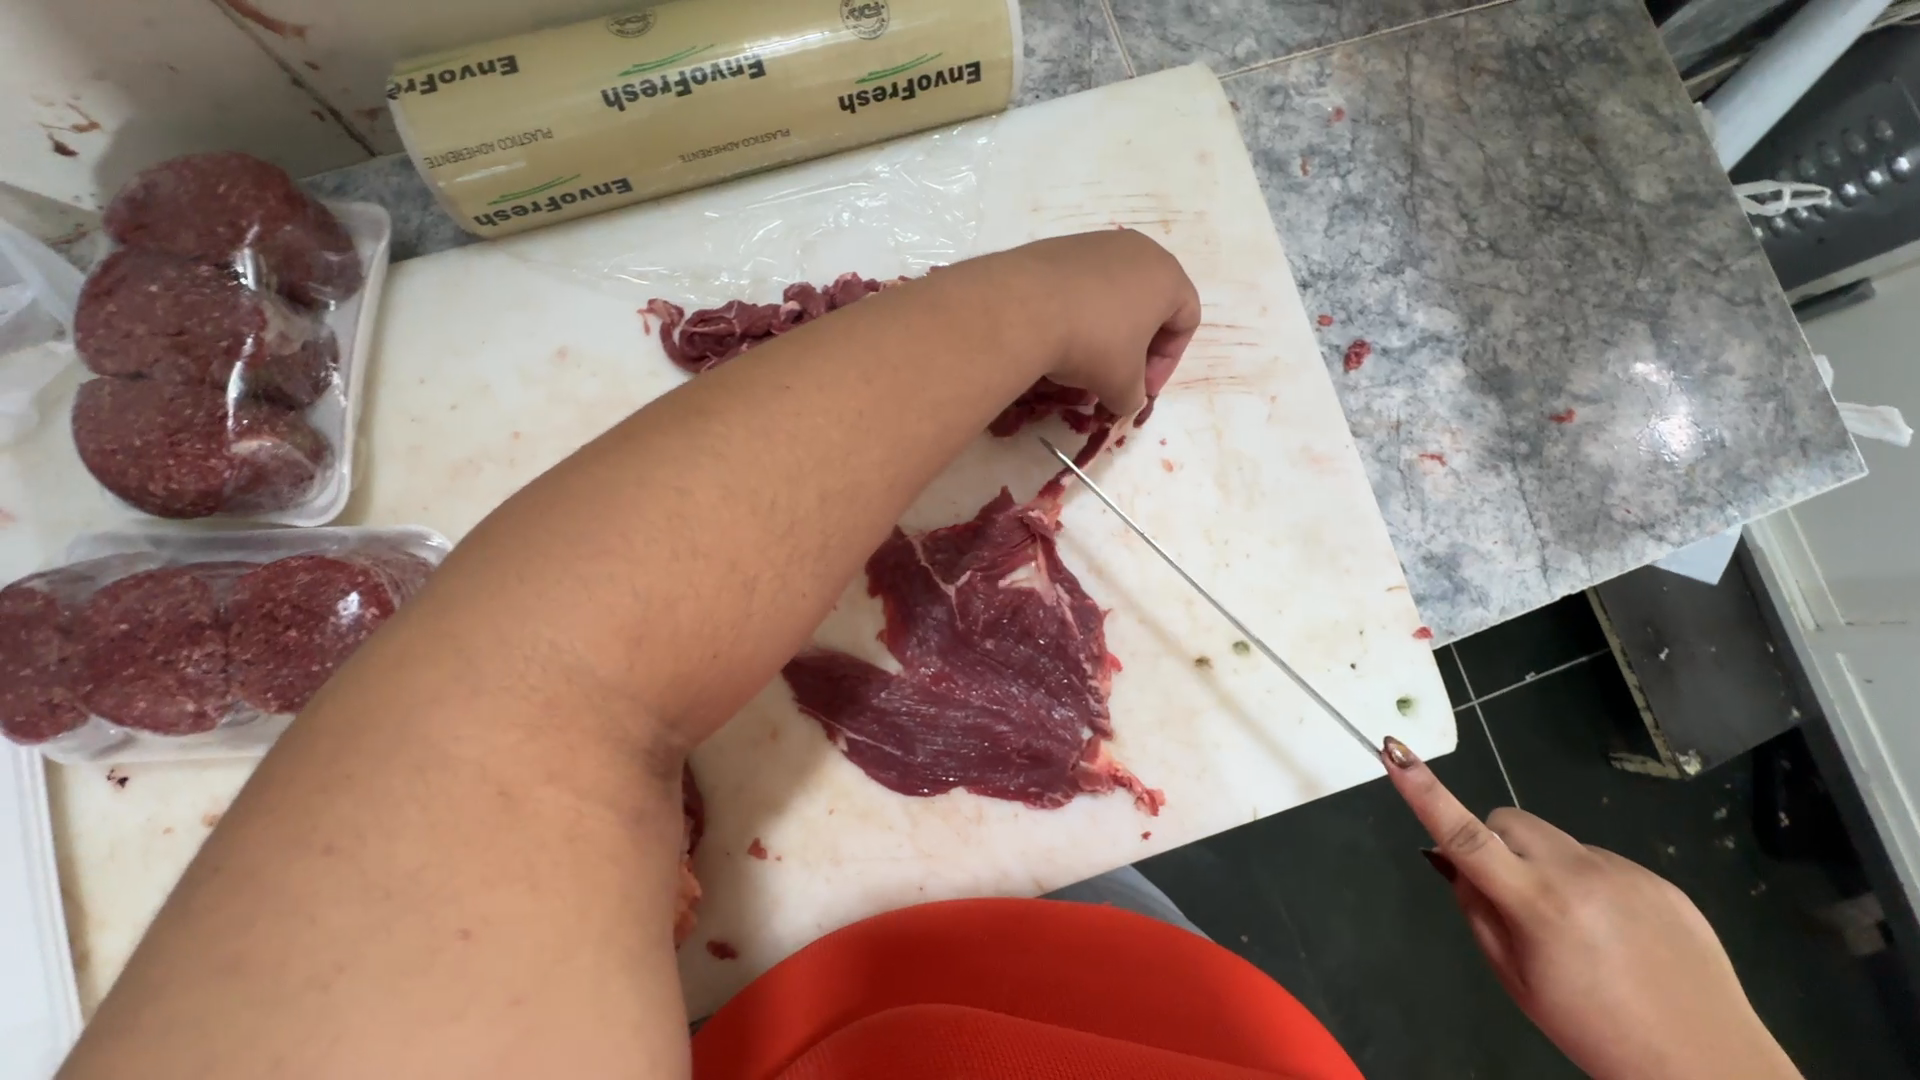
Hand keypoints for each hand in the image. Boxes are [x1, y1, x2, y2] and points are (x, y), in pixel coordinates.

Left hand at [994, 230, 1201, 416]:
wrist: (1024, 308)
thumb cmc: (1092, 344)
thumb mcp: (1121, 384)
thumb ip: (1133, 397)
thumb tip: (1126, 401)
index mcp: (1167, 276)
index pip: (1186, 320)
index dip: (1168, 362)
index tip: (1142, 389)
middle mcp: (1137, 250)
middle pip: (1150, 304)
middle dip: (1137, 347)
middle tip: (1116, 378)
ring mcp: (1096, 243)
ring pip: (1114, 293)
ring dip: (1106, 331)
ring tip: (1082, 361)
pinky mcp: (1059, 247)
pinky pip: (1081, 285)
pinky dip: (1077, 313)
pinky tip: (1057, 338)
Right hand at [1379, 737, 1801, 1079]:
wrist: (1711, 1066)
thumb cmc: (1592, 1029)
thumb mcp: (1514, 977)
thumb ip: (1477, 909)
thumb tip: (1452, 860)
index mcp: (1537, 904)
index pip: (1463, 835)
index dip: (1424, 791)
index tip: (1395, 750)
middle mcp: (1580, 874)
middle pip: (1508, 822)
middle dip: (1494, 843)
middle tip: (1507, 894)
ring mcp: (1626, 872)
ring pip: (1553, 841)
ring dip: (1542, 865)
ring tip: (1572, 925)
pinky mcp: (1661, 880)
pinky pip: (1599, 862)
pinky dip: (1587, 883)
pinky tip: (1614, 932)